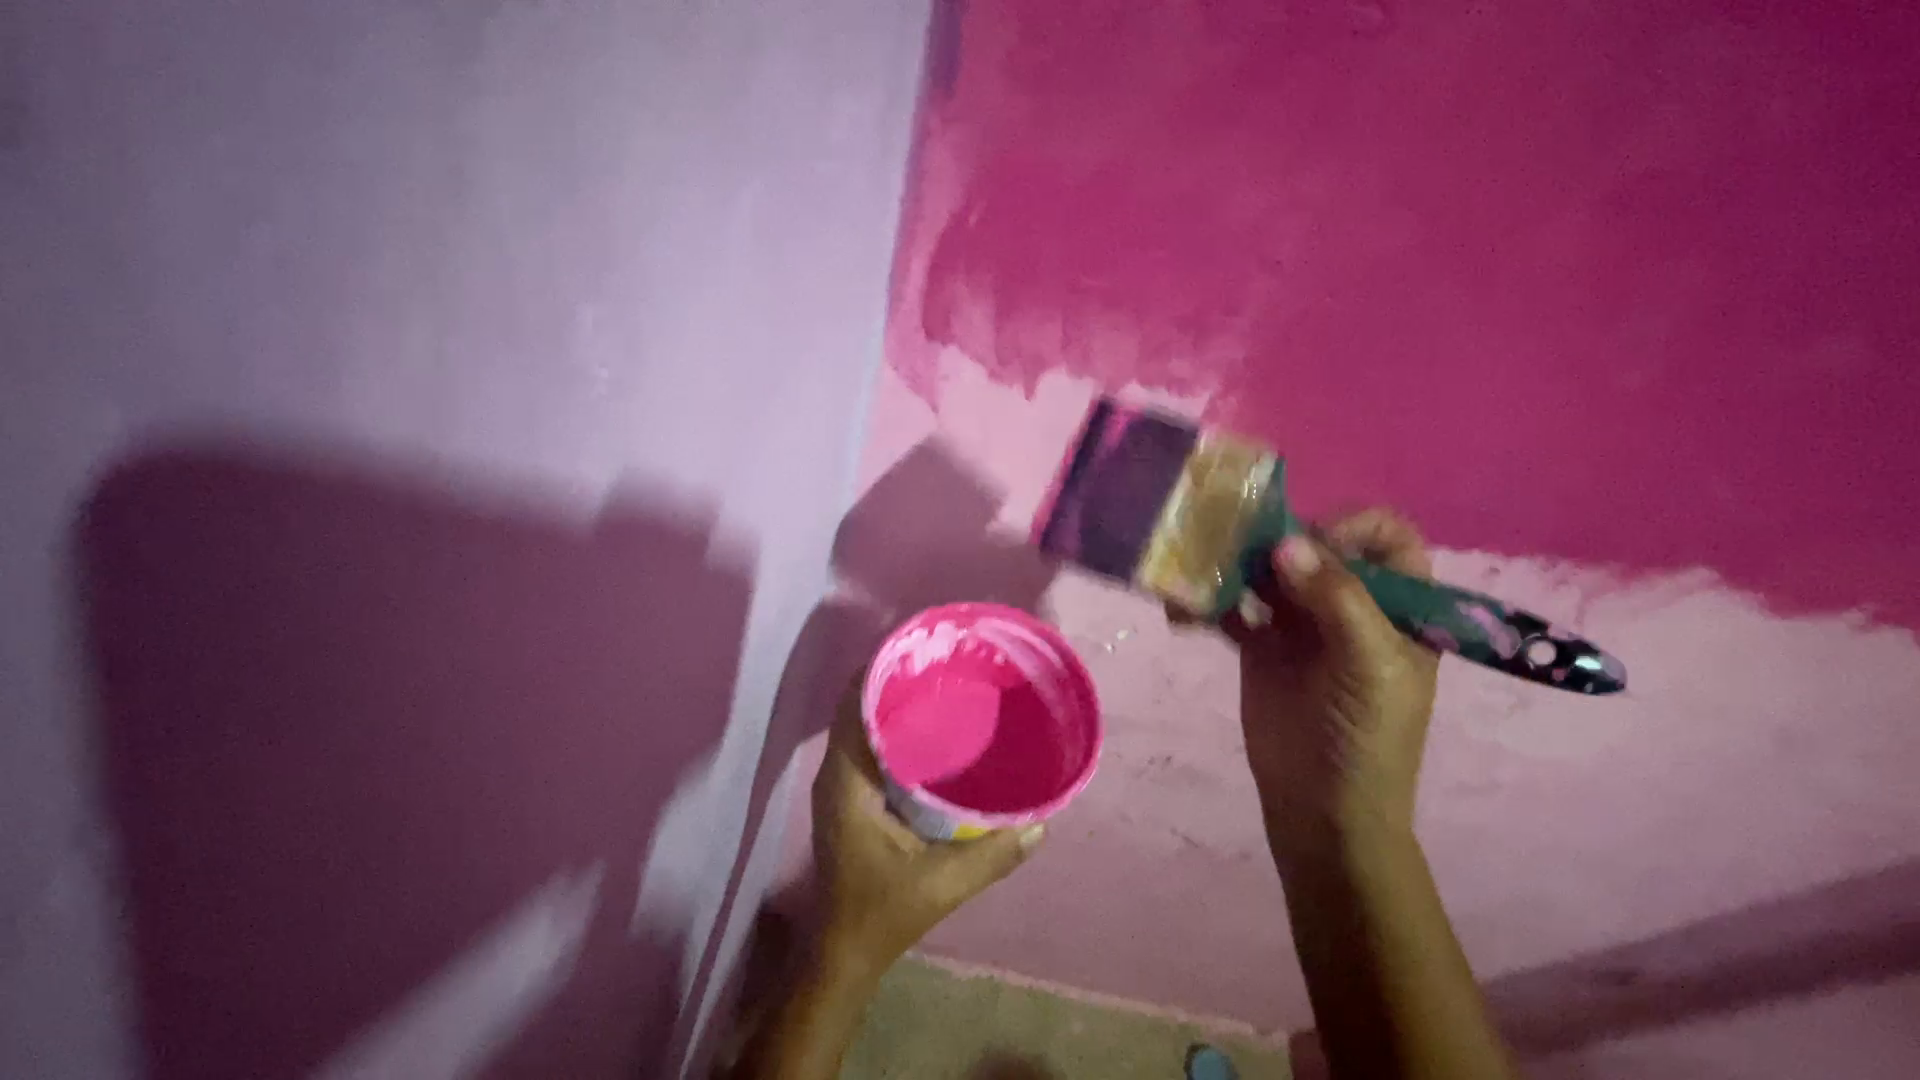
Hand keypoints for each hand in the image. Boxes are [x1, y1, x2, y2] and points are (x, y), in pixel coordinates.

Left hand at [810, 680, 1043, 975]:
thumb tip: (1041, 824)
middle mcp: (837, 773)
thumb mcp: (942, 886)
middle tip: (945, 660)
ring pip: (863, 723)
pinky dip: (894, 727)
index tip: (921, 647)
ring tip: (943, 682)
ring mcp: (841, 784)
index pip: (854, 704)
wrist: (843, 952)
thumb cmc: (882, 914)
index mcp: (846, 782)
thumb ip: (992, 855)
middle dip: (895, 677)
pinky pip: (869, 744)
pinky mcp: (851, 796)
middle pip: (858, 704)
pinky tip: (934, 728)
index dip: (880, 669)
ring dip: (894, 700)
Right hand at [1229, 509, 1439, 864]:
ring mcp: (1300, 624)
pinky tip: (1182, 612)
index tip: (1311, 545)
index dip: (1352, 528)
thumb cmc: (1366, 739)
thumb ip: (1336, 599)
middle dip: (1275, 539)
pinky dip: (1206, 604)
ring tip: (1198, 572)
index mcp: (1397, 605)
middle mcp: (1349, 604)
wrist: (1323, 811)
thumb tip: (1287, 543)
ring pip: (1267, 573)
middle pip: (1314, 546)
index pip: (1385, 536)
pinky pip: (1232, 609)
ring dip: (1232, 566)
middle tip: (1237, 550)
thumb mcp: (1369, 666)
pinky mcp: (1260, 647)